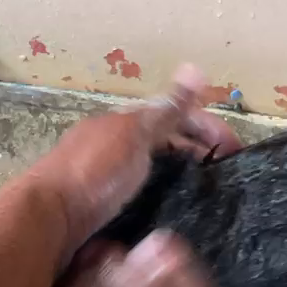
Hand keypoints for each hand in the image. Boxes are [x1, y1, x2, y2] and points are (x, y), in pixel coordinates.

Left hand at [27, 66, 242, 258]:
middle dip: (197, 150)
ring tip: (206, 194)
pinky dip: (162, 195)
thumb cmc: (94, 172)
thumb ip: (167, 109)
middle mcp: (113, 144)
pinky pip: (141, 194)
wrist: (49, 218)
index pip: (175, 114)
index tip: (237, 149)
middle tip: (226, 175)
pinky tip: (172, 211)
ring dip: (181, 173)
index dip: (208, 126)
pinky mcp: (101, 206)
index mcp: (123, 122)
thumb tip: (197, 69)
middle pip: (164, 141)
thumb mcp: (134, 135)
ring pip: (153, 168)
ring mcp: (105, 176)